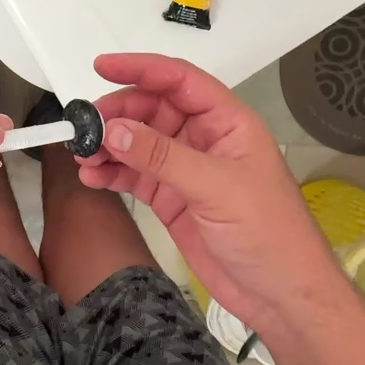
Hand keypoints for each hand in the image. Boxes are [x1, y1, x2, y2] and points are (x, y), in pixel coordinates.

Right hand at [77, 53, 338, 337]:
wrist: (282, 297)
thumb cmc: (268, 233)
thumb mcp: (216, 188)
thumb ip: (162, 156)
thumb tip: (114, 128)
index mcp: (227, 122)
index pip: (179, 81)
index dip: (141, 68)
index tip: (101, 67)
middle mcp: (203, 138)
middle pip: (152, 110)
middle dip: (117, 114)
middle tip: (85, 127)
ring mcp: (185, 169)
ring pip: (138, 141)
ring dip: (109, 144)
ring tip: (82, 154)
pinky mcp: (172, 198)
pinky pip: (134, 174)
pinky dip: (111, 172)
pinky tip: (92, 176)